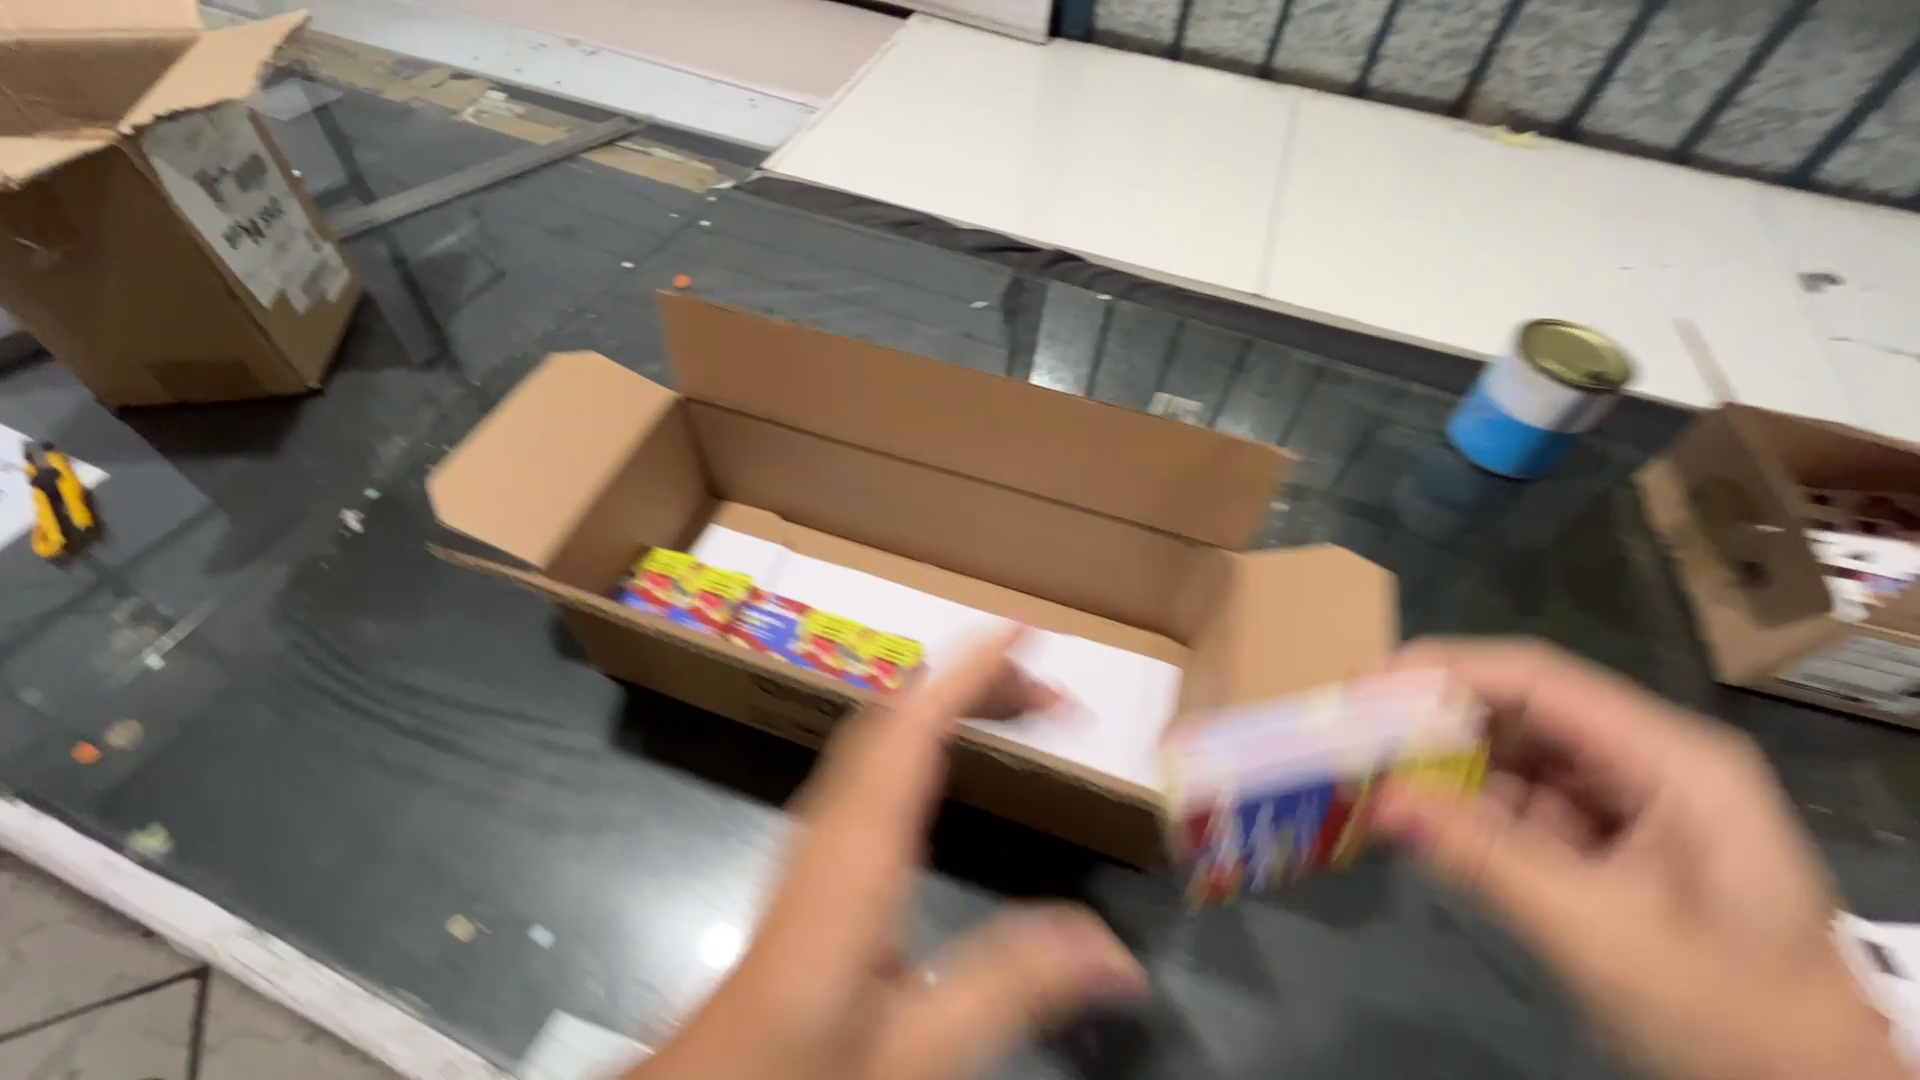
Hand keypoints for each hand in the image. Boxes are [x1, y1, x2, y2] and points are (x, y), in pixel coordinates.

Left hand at [627, 624, 1148, 1079]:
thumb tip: (1120, 954)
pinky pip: (877, 754)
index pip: (914, 727)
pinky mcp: (821, 842)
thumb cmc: (804, 1063)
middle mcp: (835, 817)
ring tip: (1026, 710)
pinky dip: (927, 726)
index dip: (969, 668)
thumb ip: (1012, 991)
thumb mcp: (918, 1047)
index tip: (1024, 629)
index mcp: (859, 851)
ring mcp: (822, 824)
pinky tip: (957, 751)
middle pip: (901, 711)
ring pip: (885, 726)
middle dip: (979, 680)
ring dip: (954, 699)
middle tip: (1060, 699)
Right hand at [1373, 638, 1902, 1079]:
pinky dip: (1461, 804)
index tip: (1363, 686)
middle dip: (1429, 712)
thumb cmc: (1729, 1015)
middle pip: (1518, 706)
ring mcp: (1623, 795)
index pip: (1538, 679)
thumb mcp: (1597, 934)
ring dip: (1438, 759)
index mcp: (1670, 759)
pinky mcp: (1600, 833)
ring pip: (1510, 750)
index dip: (1443, 670)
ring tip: (1364, 765)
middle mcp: (1645, 758)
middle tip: (1348, 725)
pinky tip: (1412, 812)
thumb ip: (1484, 859)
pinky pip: (1516, 798)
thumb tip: (1380, 805)